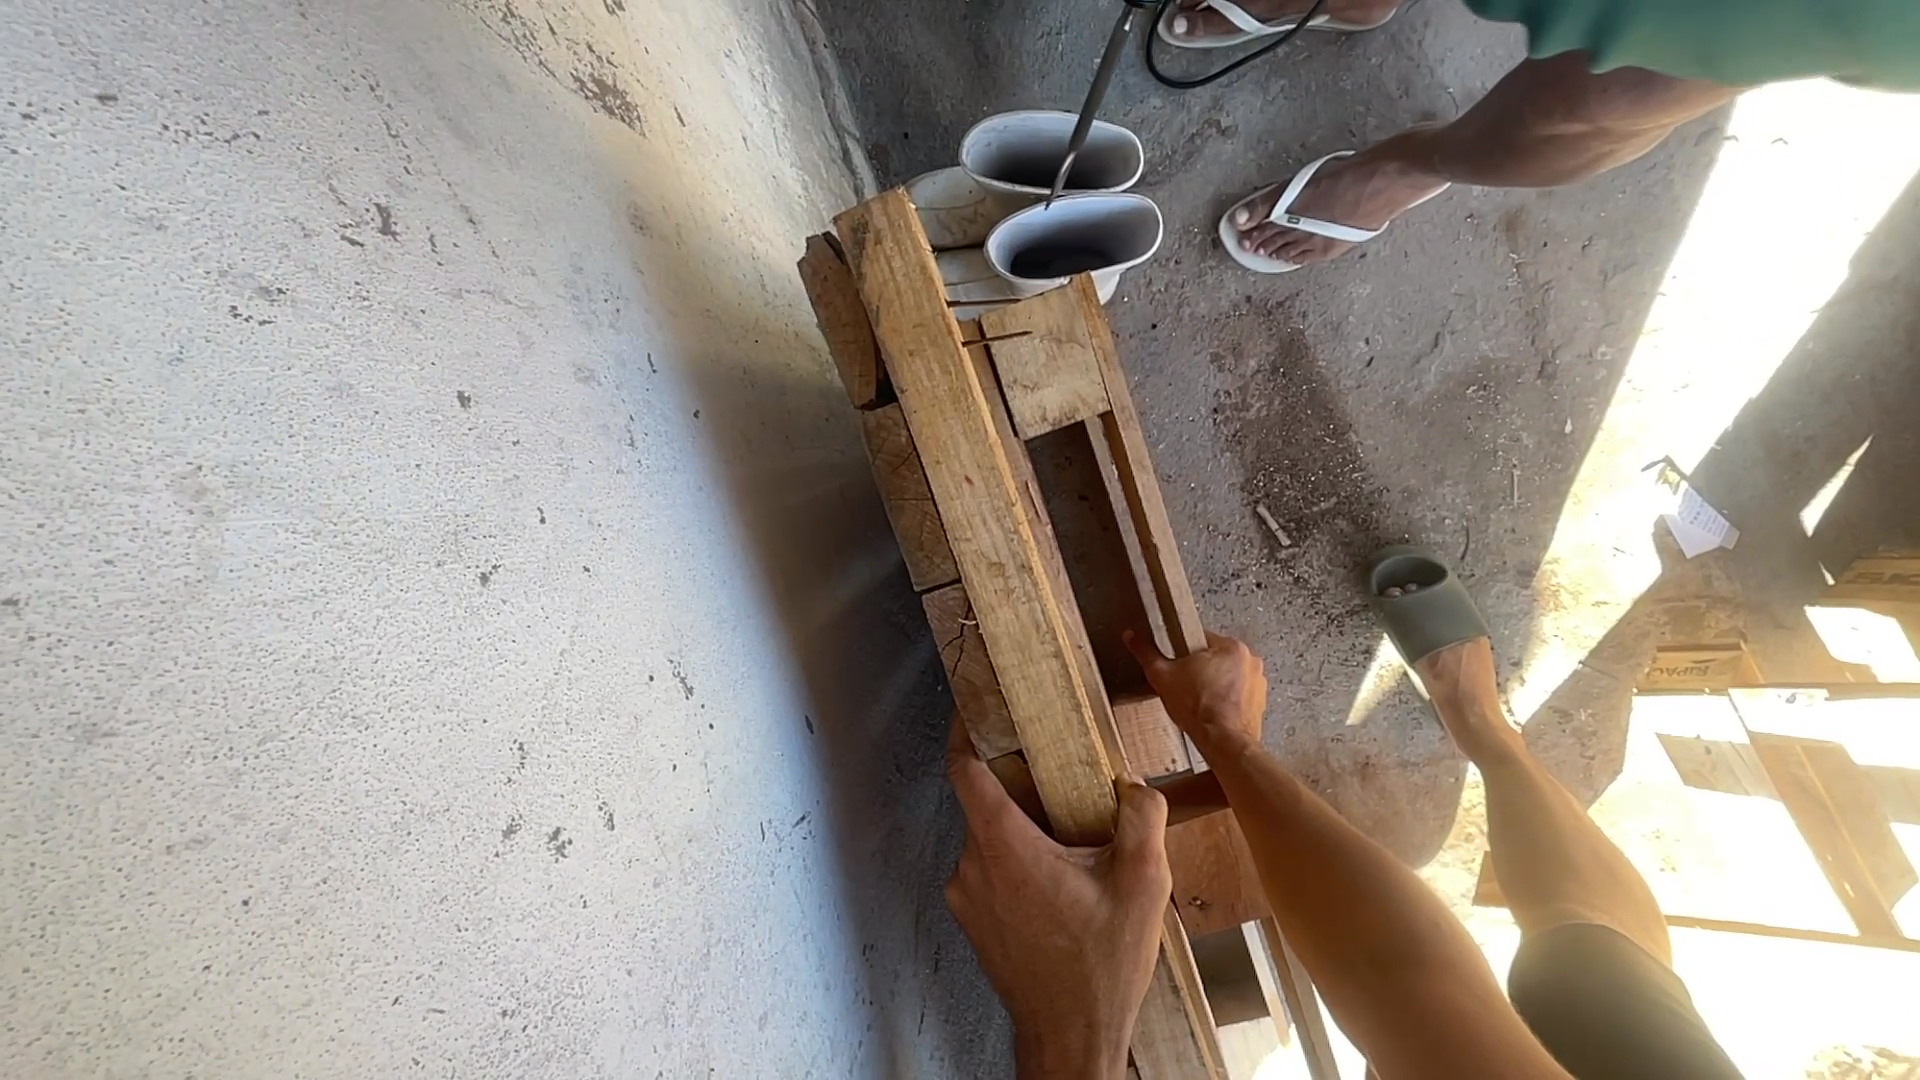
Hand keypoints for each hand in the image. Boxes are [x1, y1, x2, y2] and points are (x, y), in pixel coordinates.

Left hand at [943, 716, 1170, 1079]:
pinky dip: (1014, 860)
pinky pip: (987, 868)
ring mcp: (966, 896)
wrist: (1071, 1040)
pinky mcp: (972, 919)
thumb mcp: (1143, 886)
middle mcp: (972, 866)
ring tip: (1069, 844)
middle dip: (1018, 787)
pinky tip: (1057, 882)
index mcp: (1004, 846)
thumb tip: (1134, 785)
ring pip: (987, 837)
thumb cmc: (1101, 966)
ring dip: (1021, 829)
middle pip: (984, 802)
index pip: (964, 769)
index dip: (963, 731)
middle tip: (1060, 784)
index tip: (972, 706)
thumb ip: (1142, 819)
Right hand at [1124, 629, 1266, 750]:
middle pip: (1215, 657)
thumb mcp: (1162, 676)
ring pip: (1227, 675)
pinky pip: (1238, 694)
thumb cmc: (1198, 709)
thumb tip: (1131, 636)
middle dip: (1200, 669)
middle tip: (1184, 684)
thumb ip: (1146, 653)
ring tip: (1197, 699)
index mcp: (1229, 646)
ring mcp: (1258, 682)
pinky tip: (1211, 710)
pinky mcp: (1260, 702)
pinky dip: (1226, 699)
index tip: (1175, 665)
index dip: (1182, 652)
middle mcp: (1249, 660)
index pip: (1200, 638)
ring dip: (1215, 683)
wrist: (1223, 743)